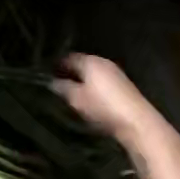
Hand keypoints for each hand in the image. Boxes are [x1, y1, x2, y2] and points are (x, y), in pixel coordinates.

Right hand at [51, 54, 167, 145]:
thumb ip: (62, 87)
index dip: (55, 64)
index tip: (44, 74)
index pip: (68, 57)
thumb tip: (50, 81)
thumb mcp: (76, 99)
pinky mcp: (122, 85)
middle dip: (68, 72)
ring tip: (68, 92)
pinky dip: (92, 86)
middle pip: (81, 63)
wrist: (136, 120)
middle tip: (54, 84)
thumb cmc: (102, 107)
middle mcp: (103, 62)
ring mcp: (115, 72)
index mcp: (90, 61)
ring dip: (81, 80)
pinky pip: (101, 80)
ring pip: (92, 73)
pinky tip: (87, 97)